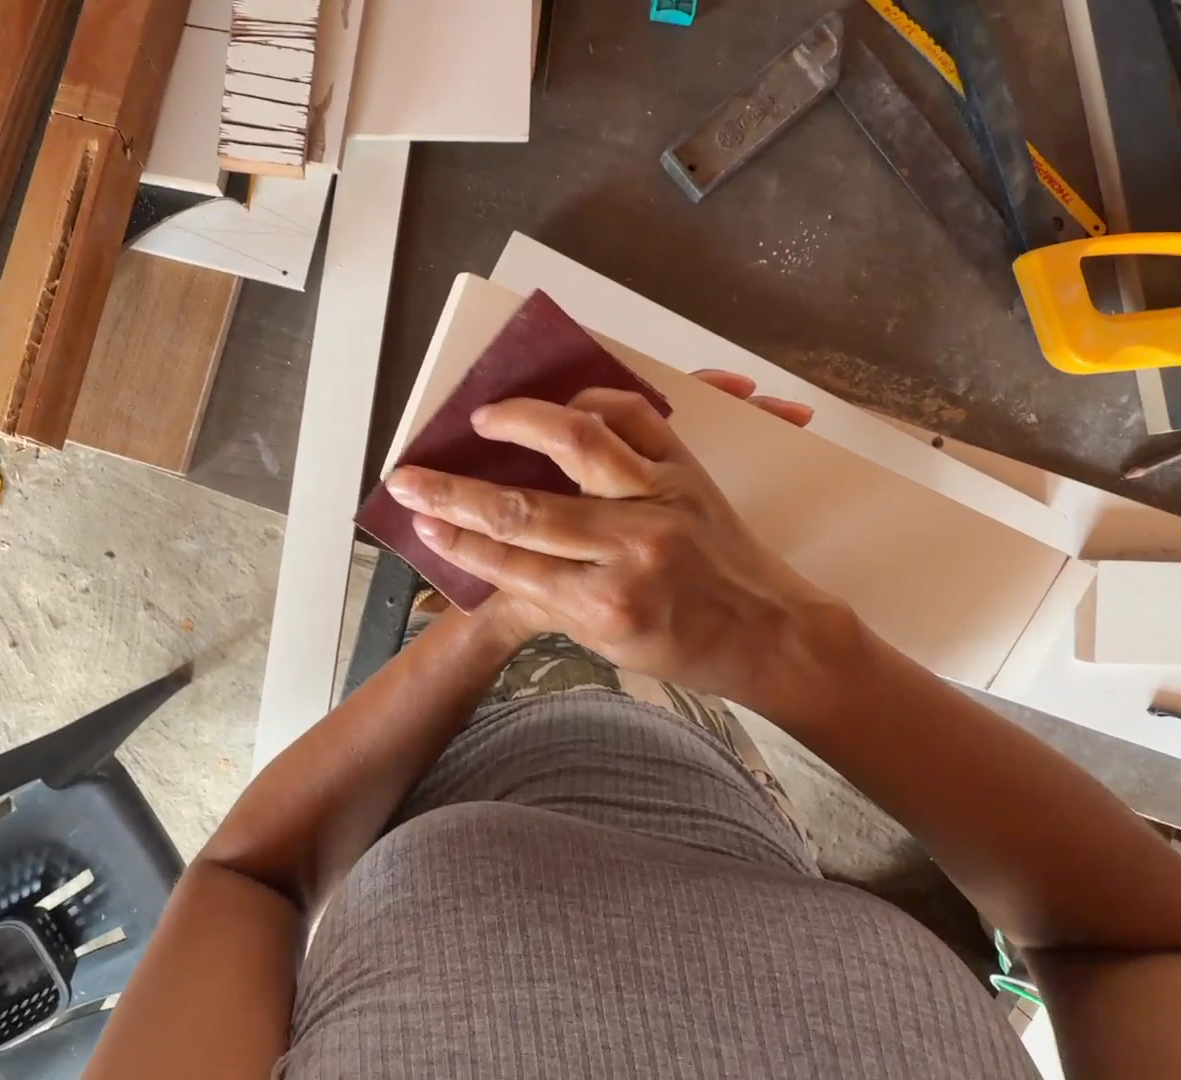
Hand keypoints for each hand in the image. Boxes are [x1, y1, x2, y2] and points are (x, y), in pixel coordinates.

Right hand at [385, 371, 860, 717]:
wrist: (769, 634)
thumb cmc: (683, 647)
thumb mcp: (604, 644)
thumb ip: (547, 596)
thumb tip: (491, 553)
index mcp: (604, 605)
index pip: (508, 564)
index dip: (454, 539)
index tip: (418, 519)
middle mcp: (631, 549)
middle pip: (522, 510)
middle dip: (453, 492)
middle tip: (410, 478)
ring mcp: (662, 501)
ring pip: (577, 445)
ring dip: (519, 424)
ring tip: (483, 418)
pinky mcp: (687, 470)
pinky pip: (636, 418)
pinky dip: (594, 403)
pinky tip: (563, 407)